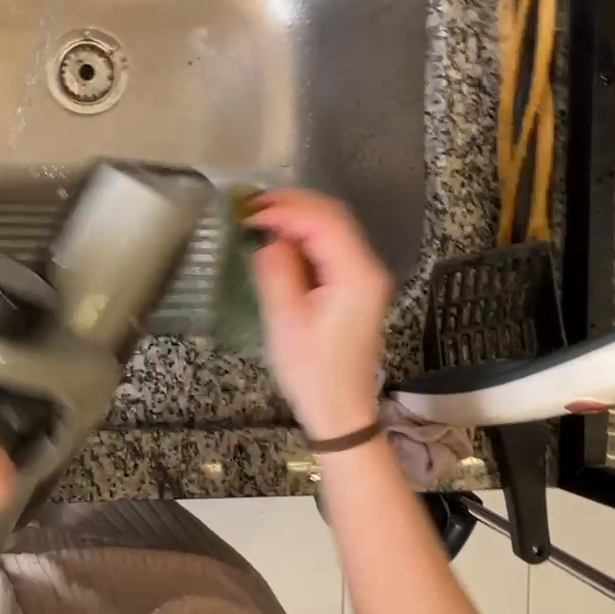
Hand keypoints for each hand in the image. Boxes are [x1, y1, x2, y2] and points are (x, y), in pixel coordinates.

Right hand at [247, 189, 394, 440]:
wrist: (340, 409)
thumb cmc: (312, 371)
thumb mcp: (286, 322)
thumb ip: (277, 272)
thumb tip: (266, 239)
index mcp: (355, 275)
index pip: (322, 222)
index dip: (283, 209)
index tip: (247, 212)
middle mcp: (367, 268)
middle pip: (333, 216)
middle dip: (292, 204)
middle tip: (250, 206)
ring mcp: (363, 276)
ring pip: (333, 227)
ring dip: (297, 216)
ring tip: (259, 217)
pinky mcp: (354, 285)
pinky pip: (331, 245)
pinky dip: (304, 234)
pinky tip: (278, 239)